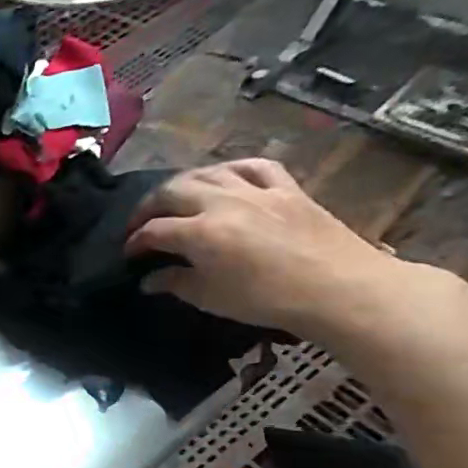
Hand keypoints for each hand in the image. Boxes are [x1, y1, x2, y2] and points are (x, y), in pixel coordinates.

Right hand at [124, 159, 415, 338]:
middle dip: (148, 207)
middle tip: (140, 224)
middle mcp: (222, 202)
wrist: (339, 290)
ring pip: (207, 172)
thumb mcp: (211, 298)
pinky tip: (224, 179)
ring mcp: (256, 190)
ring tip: (175, 199)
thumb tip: (149, 280)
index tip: (128, 254)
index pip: (153, 231)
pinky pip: (252, 166)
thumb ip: (176, 284)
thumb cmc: (267, 300)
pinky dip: (231, 170)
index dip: (134, 242)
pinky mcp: (286, 187)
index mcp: (200, 232)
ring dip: (182, 184)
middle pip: (171, 191)